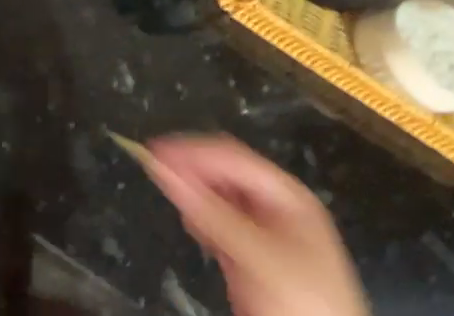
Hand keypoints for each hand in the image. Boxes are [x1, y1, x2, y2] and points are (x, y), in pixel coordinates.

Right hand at [144, 136, 367, 315]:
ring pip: (217, 198)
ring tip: (183, 213)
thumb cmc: (300, 302)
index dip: (192, 152)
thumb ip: (208, 211)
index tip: (152, 154)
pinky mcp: (248, 254)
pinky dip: (201, 222)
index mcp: (287, 196)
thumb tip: (160, 168)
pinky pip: (217, 224)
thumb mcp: (255, 255)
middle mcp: (275, 206)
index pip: (232, 158)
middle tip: (157, 176)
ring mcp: (262, 231)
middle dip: (192, 174)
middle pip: (223, 174)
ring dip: (195, 198)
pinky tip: (196, 232)